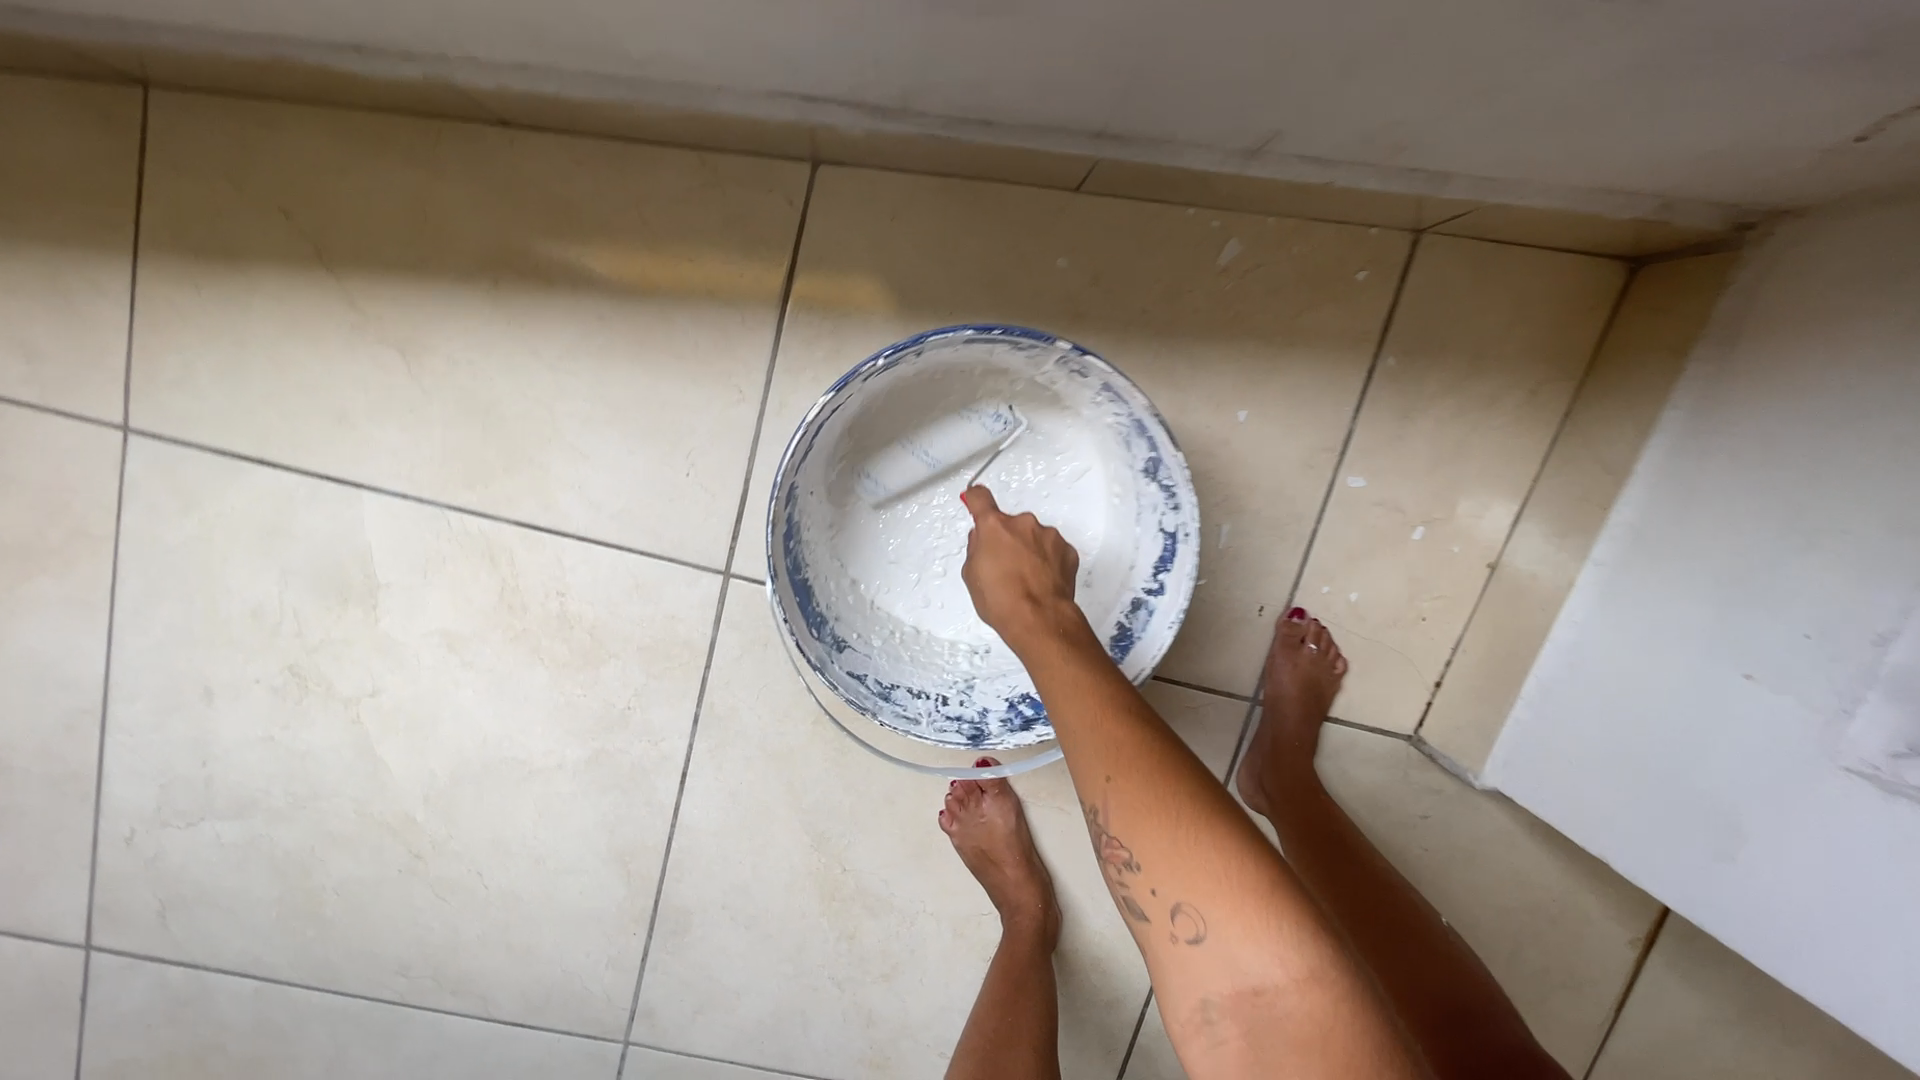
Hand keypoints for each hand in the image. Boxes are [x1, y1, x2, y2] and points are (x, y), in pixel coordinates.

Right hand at [960, 485, 1089, 654]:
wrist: (1039, 619)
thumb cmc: (1002, 601)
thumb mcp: (971, 575)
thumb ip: (975, 549)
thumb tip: (981, 541)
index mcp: (994, 527)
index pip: (980, 498)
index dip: (975, 499)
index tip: (975, 498)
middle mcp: (1023, 524)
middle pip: (1010, 524)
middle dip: (1007, 540)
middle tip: (1004, 567)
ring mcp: (1048, 535)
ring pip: (1033, 537)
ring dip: (1029, 551)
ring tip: (1024, 579)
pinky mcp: (1067, 550)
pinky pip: (1053, 550)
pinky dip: (1047, 561)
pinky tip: (1040, 581)